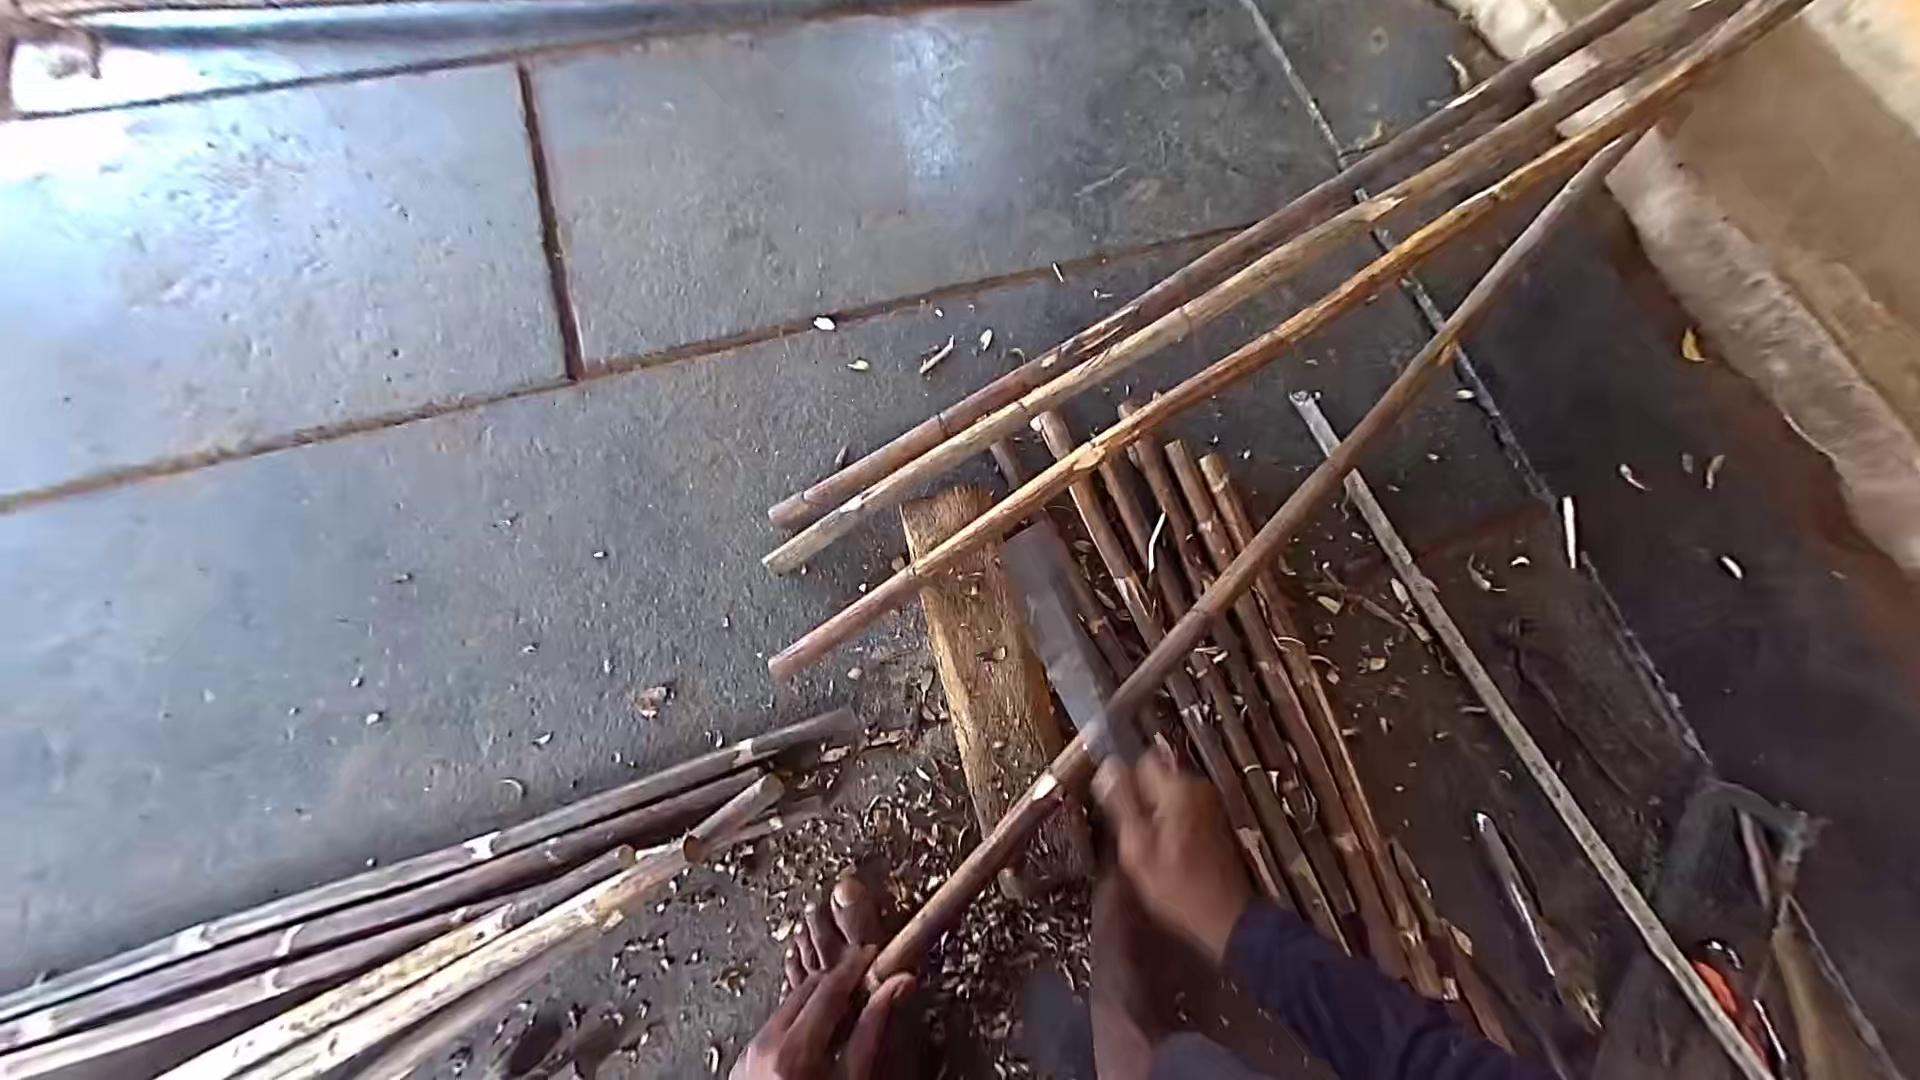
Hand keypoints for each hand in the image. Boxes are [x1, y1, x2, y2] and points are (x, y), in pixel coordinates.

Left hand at [730, 945, 913, 1079]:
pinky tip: (819, 1038)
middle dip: (838, 982)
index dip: (855, 965)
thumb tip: (899, 983)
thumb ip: (873, 1027)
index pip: (830, 985)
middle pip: (808, 988)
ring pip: (791, 1004)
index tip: (872, 954)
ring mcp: (749, 1055)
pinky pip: (777, 1026)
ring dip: (819, 1000)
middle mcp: (766, 1044)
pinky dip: (800, 1022)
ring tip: (846, 1013)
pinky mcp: (743, 1064)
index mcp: (794, 1049)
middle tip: (865, 983)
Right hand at [1095, 745, 1253, 963]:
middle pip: (1153, 775)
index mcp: (1177, 787)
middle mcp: (1196, 786)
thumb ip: (1120, 803)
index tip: (1119, 808)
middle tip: (1134, 832)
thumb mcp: (1137, 847)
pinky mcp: (1214, 817)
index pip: (1140, 760)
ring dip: (1154, 810)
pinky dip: (1169, 820)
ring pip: (1165, 791)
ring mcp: (1208, 801)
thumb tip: (1106, 767)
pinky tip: (1167, 849)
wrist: (1229, 920)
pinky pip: (1179, 805)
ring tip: (1150, 845)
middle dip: (1139, 798)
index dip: (1124, 782)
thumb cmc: (1178, 887)